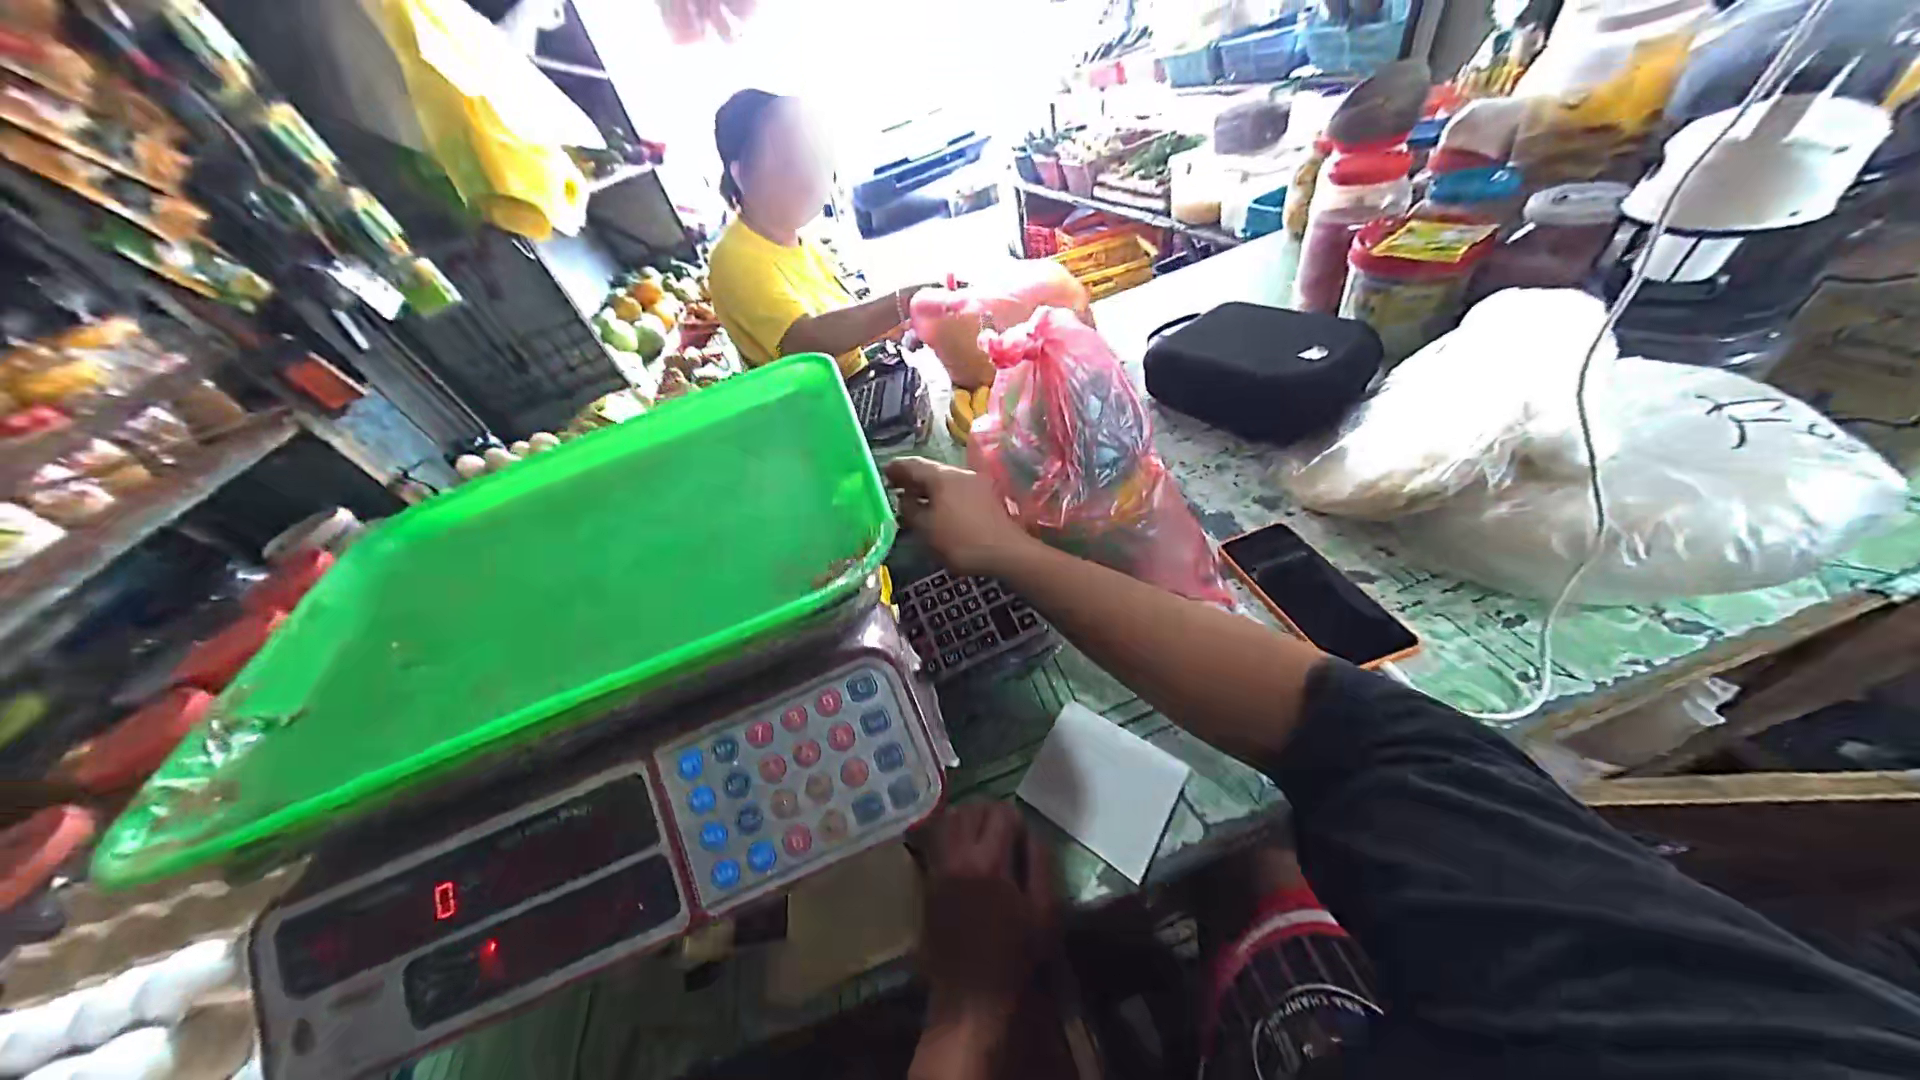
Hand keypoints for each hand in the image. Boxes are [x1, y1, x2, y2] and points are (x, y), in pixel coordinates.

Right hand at [886, 458, 1034, 576]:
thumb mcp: (926, 528)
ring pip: (945, 481)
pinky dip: (943, 496)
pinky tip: (938, 509)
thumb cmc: (960, 540)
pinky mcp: (987, 497)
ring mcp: (976, 483)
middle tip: (895, 488)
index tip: (883, 473)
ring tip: (914, 501)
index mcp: (942, 476)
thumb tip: (904, 499)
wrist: (1006, 552)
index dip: (896, 468)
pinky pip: (957, 491)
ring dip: (928, 489)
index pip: (913, 464)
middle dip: (912, 479)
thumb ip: (910, 510)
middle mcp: (960, 473)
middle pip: (930, 471)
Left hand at [918, 802, 1056, 1024]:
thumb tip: (1032, 832)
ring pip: (949, 819)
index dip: (1017, 820)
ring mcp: (938, 867)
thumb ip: (1041, 863)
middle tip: (1005, 832)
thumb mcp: (1044, 912)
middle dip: (992, 813)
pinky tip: (965, 852)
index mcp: (990, 862)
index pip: (1002, 813)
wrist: (971, 998)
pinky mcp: (927, 881)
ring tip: (983, 838)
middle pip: (972, 808)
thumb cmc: (1015, 957)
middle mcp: (958, 856)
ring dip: (968, 819)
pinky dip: (950, 835)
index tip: (1023, 839)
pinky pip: (936, 841)